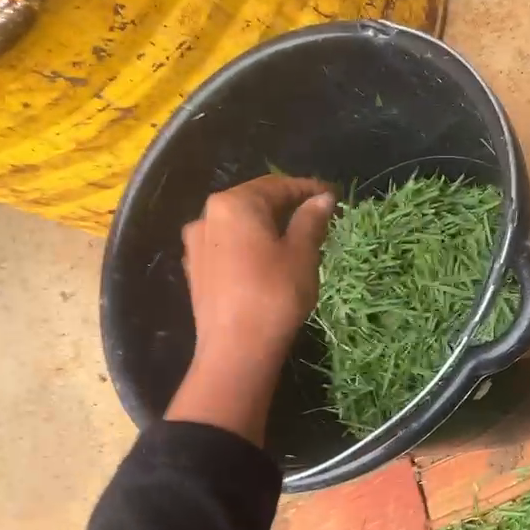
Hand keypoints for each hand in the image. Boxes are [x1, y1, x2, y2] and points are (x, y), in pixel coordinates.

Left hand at [165, 175, 336, 444]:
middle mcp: (208, 215)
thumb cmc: (275, 293)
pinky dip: (252, 243)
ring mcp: (197, 242)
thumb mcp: (302, 254)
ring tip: (296, 236)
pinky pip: (229, 244)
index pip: (276, 185)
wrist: (237, 345)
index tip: (333, 194)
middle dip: (286, 204)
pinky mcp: (196, 267)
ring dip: (268, 224)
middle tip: (317, 213)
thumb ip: (311, 221)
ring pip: (239, 223)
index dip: (307, 188)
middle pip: (253, 201)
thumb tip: (322, 199)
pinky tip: (268, 258)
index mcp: (235, 205)